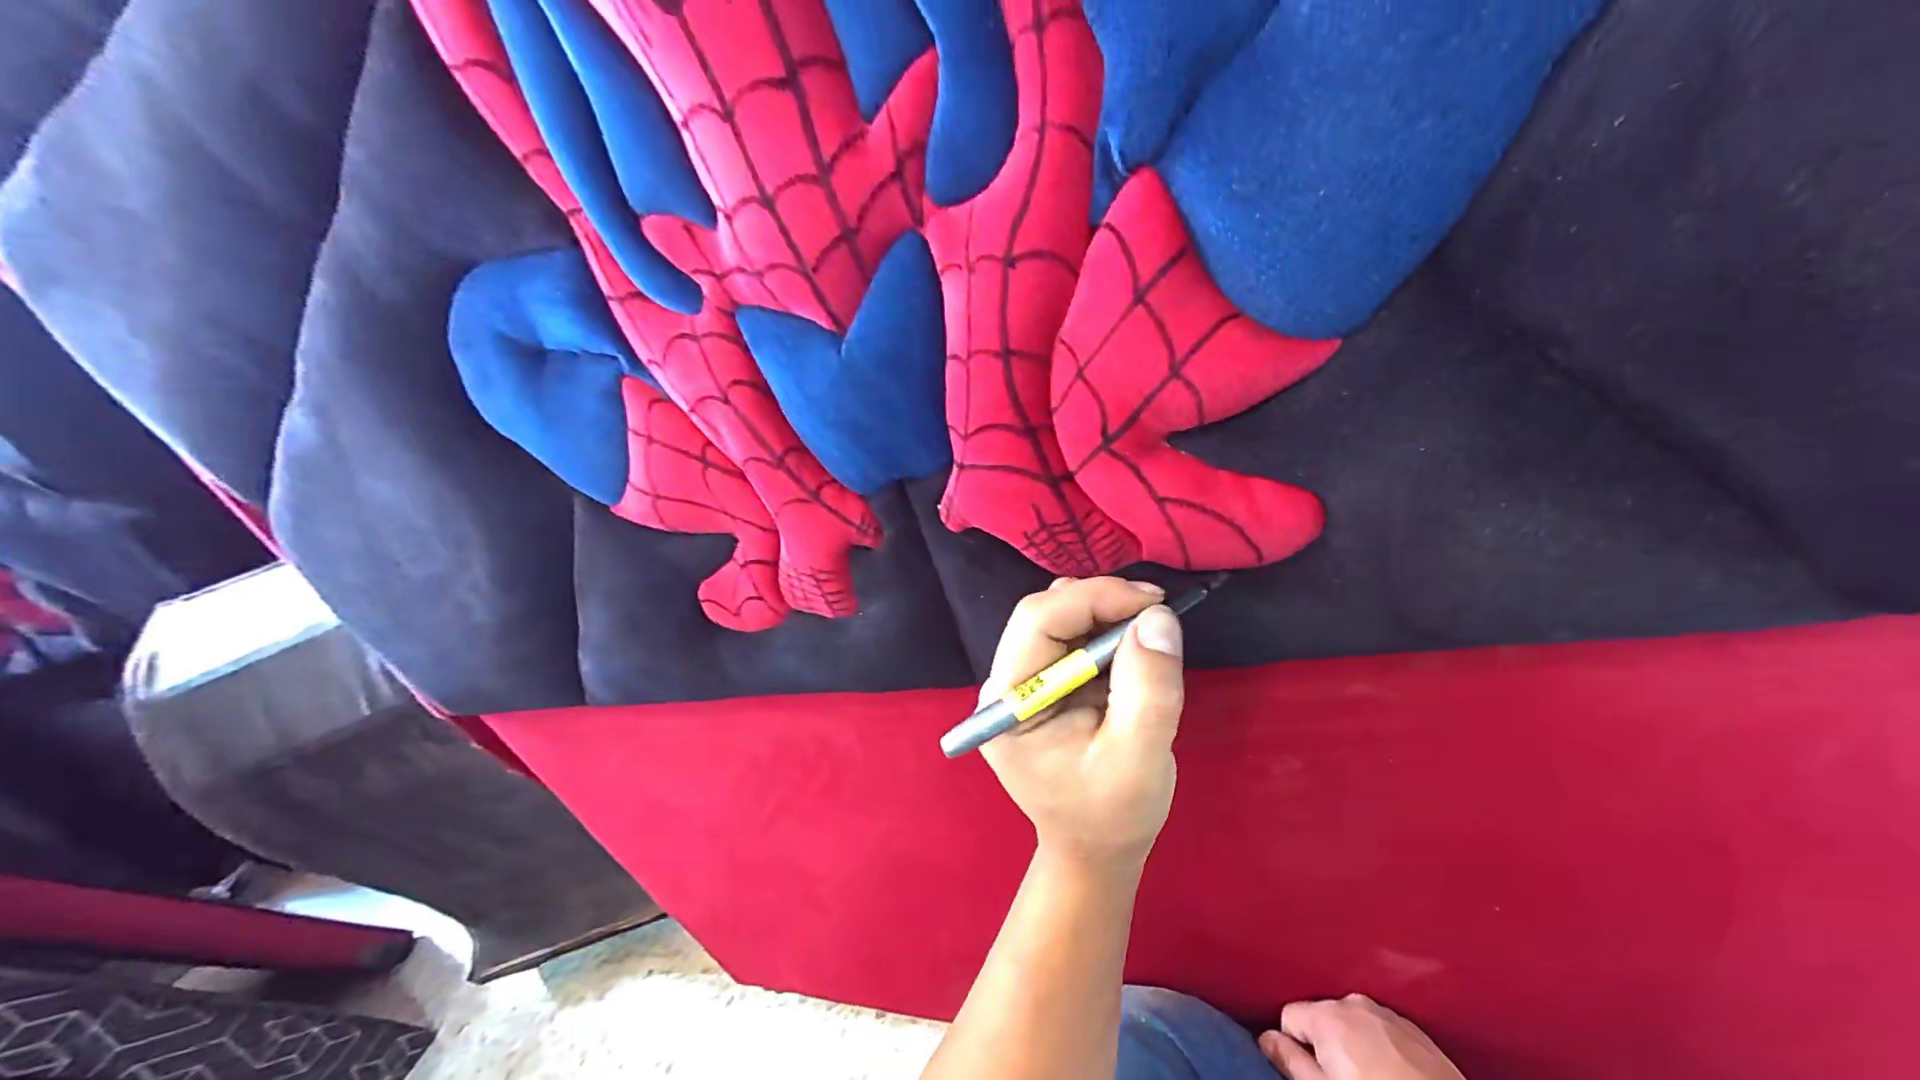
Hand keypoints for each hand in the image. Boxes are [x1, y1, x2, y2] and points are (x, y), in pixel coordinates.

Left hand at [977, 576, 1185, 868]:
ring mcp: (1022, 683)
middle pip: (1044, 613)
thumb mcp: (1141, 757)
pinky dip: (1105, 630)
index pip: (1038, 622)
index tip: (1154, 601)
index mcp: (1009, 704)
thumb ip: (1149, 688)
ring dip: (1105, 613)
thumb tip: (1156, 617)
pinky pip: (1071, 637)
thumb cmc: (1113, 814)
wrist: (1095, 849)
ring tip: (1148, 630)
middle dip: (1101, 601)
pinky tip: (1133, 646)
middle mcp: (1004, 685)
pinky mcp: (1044, 683)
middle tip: (1156, 611)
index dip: (1095, 598)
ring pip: (1058, 618)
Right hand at [1259, 995, 1467, 1079]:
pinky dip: (1380, 1051)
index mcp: (1328, 1014)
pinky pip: (1381, 1033)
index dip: (1295, 1050)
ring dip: (1353, 1047)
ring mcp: (1390, 1015)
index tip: (1314, 1078)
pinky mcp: (1418, 1033)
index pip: (1288, 1017)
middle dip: (1325, 1046)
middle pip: (1321, 1018)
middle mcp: (1355, 1003)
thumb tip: (1267, 1039)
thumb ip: (1289, 1062)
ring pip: (1353, 1025)